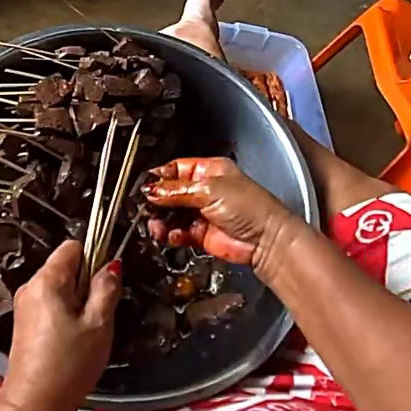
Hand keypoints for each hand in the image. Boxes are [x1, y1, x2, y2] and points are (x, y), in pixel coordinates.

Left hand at [0, 240, 120, 410]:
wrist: (33, 405)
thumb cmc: (69, 364)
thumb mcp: (98, 324)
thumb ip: (106, 289)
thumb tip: (111, 265)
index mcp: (47, 279)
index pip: (73, 246)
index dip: (94, 257)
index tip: (106, 282)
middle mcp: (30, 285)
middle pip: (65, 266)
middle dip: (86, 282)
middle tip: (99, 313)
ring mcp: (24, 304)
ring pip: (59, 286)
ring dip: (77, 300)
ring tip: (87, 330)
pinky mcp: (24, 322)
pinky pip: (49, 303)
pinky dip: (64, 313)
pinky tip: (72, 339)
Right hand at [142, 157, 310, 279]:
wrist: (266, 241)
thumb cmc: (249, 207)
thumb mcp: (209, 190)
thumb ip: (176, 190)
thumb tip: (150, 189)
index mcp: (208, 170)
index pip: (175, 169)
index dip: (159, 177)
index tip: (145, 186)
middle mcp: (204, 190)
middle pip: (170, 192)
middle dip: (157, 201)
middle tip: (145, 208)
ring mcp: (202, 212)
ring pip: (171, 214)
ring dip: (161, 220)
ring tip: (157, 226)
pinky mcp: (200, 234)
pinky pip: (177, 232)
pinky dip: (171, 234)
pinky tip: (171, 235)